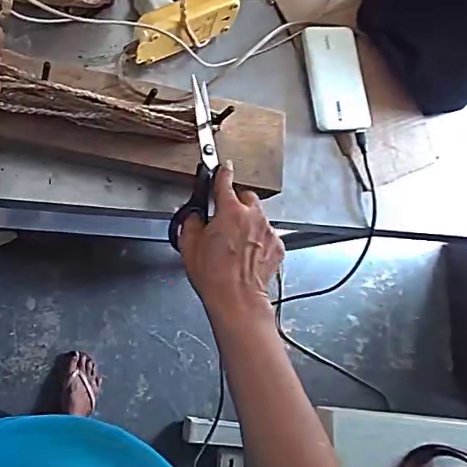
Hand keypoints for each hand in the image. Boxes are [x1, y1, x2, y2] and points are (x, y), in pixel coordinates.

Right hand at [177, 161, 283, 321]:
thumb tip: (195, 217)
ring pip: (258, 216)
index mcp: (229, 212)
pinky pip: (266, 234)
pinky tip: (246, 253)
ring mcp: (267, 232)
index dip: (223, 173)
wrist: (237, 299)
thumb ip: (191, 223)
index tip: (224, 168)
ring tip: (235, 242)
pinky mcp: (277, 246)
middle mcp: (253, 217)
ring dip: (247, 223)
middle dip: (235, 204)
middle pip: (246, 197)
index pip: (226, 182)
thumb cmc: (215, 276)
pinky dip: (257, 239)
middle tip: (224, 219)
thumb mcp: (189, 245)